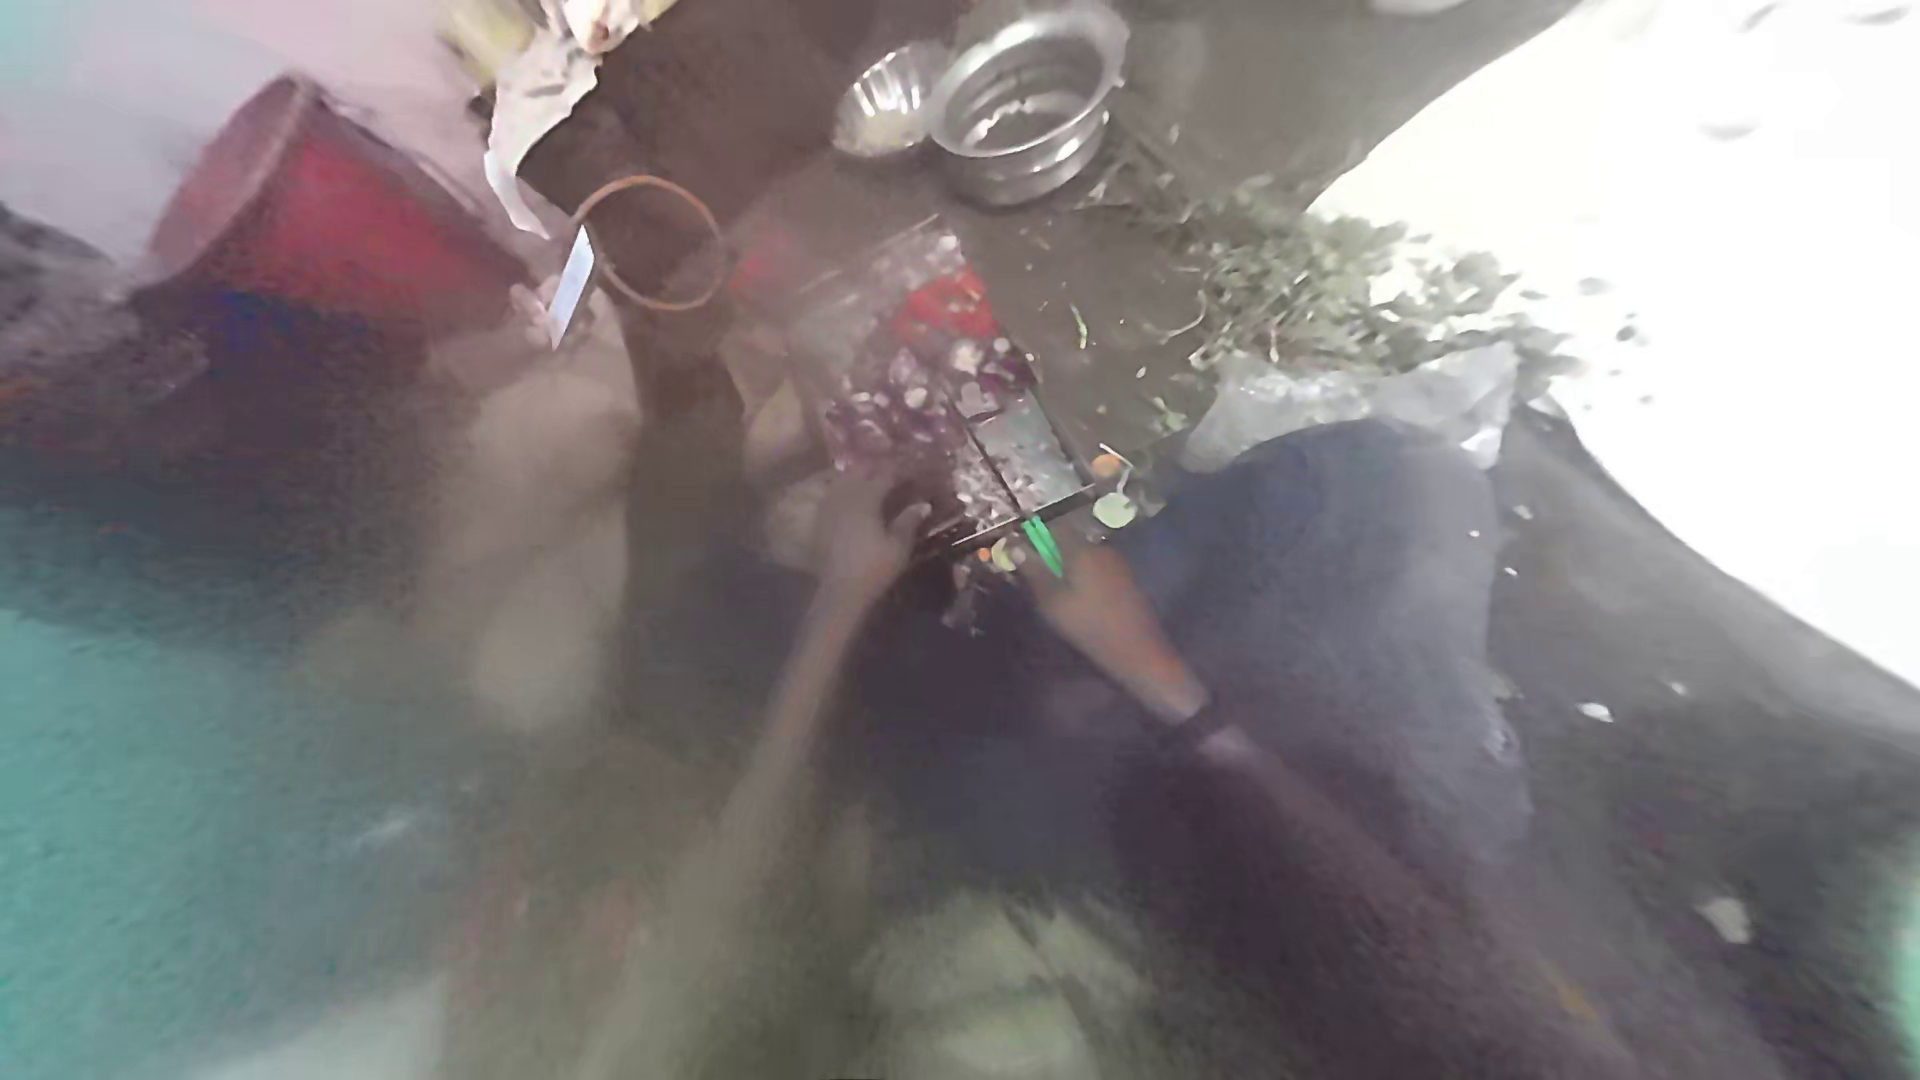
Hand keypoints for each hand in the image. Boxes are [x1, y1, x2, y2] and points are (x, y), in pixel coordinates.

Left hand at [813, 465, 930, 603]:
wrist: (840, 591)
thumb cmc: (874, 568)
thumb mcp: (899, 545)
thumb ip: (910, 520)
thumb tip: (923, 504)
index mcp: (866, 498)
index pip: (885, 475)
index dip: (900, 472)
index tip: (913, 472)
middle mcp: (845, 496)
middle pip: (859, 470)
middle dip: (876, 467)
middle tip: (892, 472)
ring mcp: (829, 507)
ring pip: (842, 480)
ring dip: (858, 476)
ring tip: (872, 480)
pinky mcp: (820, 521)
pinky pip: (832, 495)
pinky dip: (844, 490)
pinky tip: (852, 499)